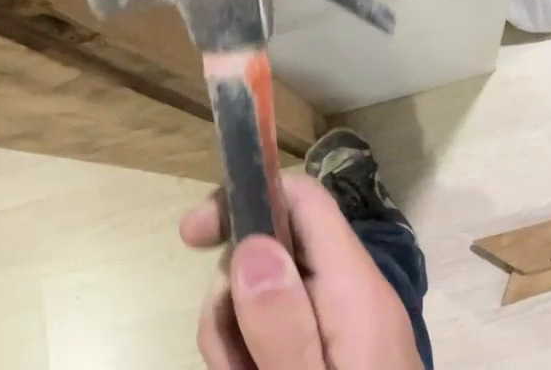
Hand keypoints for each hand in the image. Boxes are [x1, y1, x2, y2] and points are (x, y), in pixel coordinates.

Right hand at [181, 174, 423, 369]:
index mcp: (356, 293)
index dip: (246, 197)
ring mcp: (344, 330)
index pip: (302, 198)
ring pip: (265, 293)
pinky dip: (249, 355)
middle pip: (273, 247)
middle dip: (232, 292)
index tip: (194, 236)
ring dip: (235, 335)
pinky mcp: (333, 357)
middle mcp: (352, 299)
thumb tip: (252, 244)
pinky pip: (275, 332)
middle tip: (226, 358)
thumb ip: (284, 328)